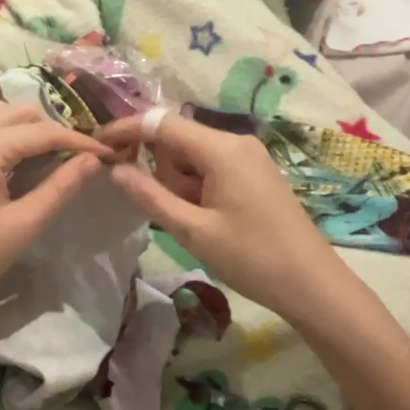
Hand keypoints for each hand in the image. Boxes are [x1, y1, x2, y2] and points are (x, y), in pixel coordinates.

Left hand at [0, 101, 110, 330]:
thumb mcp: (23, 225)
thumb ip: (60, 187)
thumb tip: (93, 160)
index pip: (42, 131)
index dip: (78, 140)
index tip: (107, 154)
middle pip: (20, 112)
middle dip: (52, 129)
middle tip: (79, 157)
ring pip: (0, 114)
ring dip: (28, 129)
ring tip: (53, 158)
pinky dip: (6, 134)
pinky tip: (21, 161)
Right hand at [96, 112, 340, 321]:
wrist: (313, 286)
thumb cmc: (252, 258)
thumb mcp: (193, 231)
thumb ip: (150, 196)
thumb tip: (114, 169)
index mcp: (221, 149)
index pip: (162, 123)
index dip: (126, 130)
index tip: (96, 145)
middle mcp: (235, 141)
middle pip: (176, 137)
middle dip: (156, 165)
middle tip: (157, 206)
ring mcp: (247, 156)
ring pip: (191, 154)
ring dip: (177, 181)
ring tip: (189, 222)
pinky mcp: (253, 173)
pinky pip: (210, 166)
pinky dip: (194, 186)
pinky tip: (201, 218)